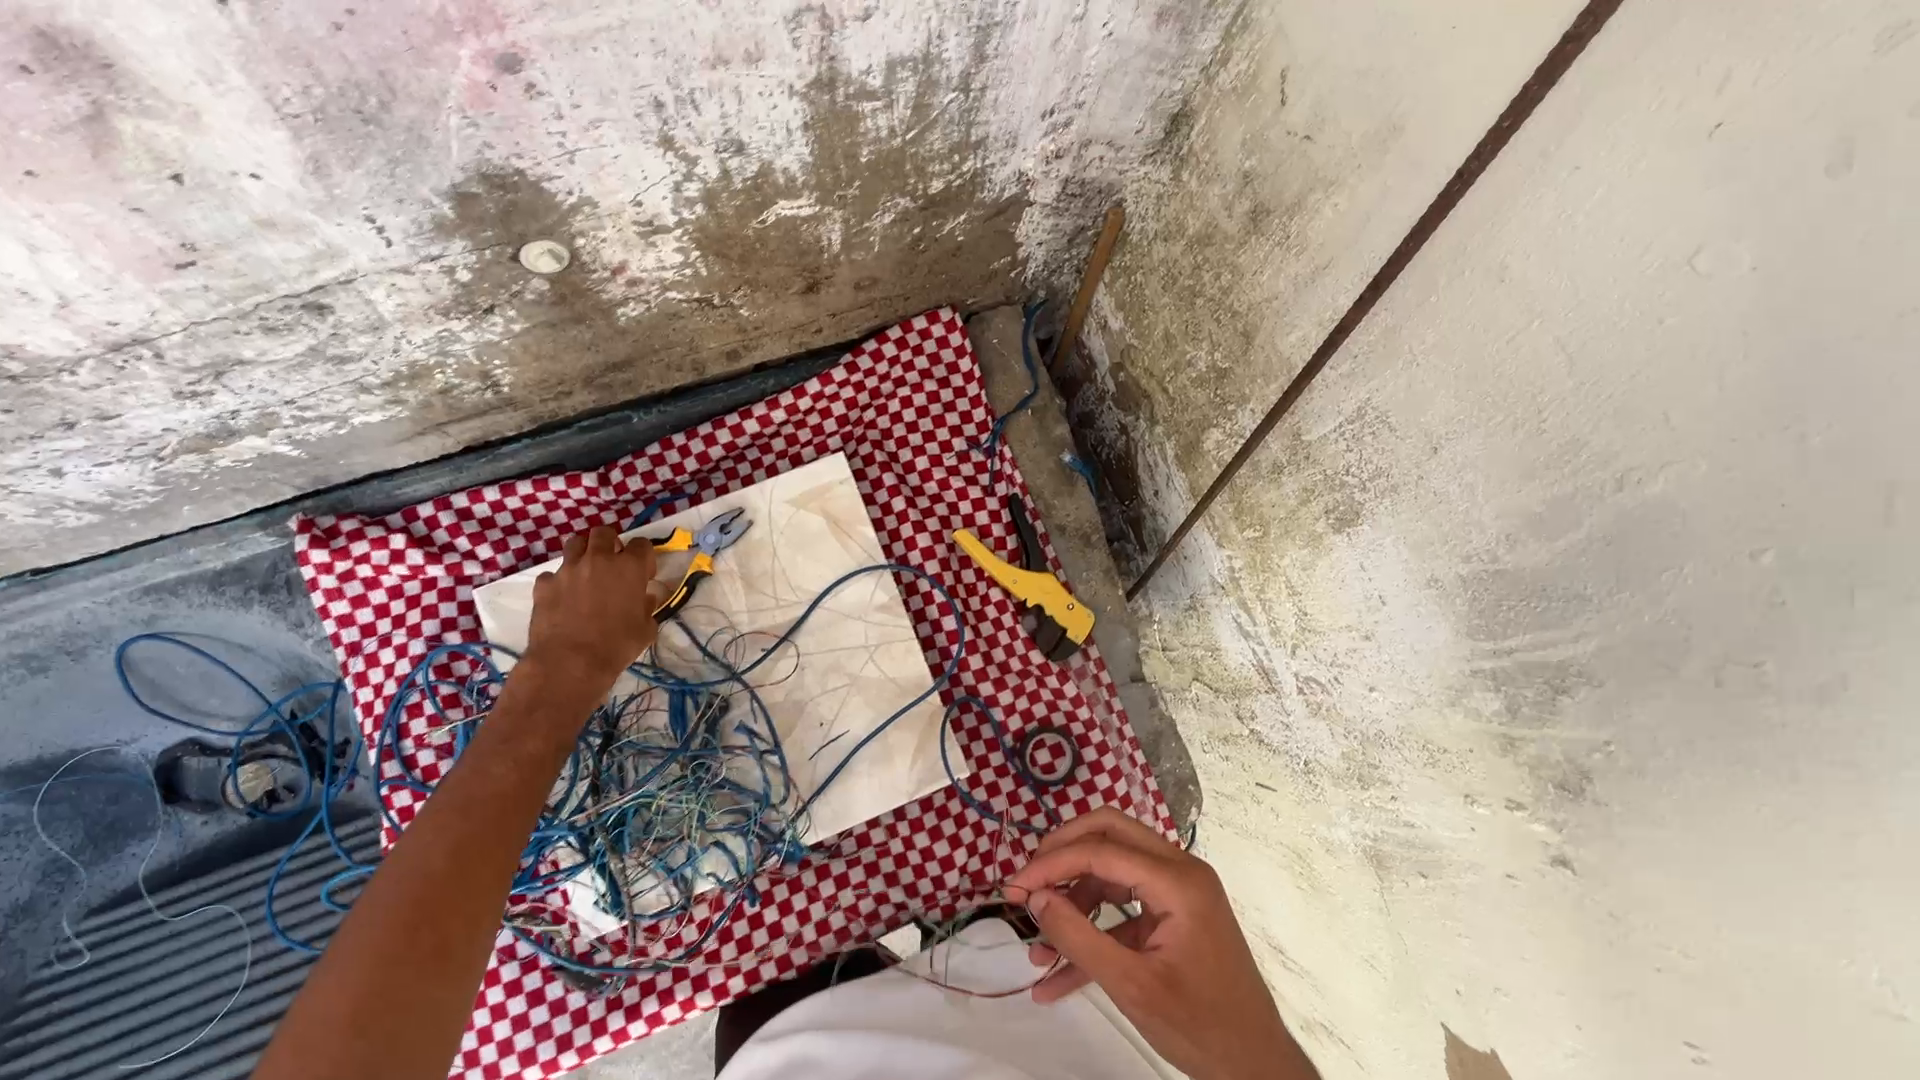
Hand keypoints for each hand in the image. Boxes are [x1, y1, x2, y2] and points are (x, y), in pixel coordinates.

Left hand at [521, 526, 659, 695]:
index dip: (644, 557)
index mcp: (629, 567)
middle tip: (612, 564)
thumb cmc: (617, 646)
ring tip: (586, 573)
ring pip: (575, 543)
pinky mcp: (544, 583)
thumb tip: (644, 598)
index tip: (644, 574)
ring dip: (583, 553)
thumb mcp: (646, 629)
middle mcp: (598, 560)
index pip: (642, 544)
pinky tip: (563, 598)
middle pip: (604, 533)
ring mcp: (568, 569)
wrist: (571, 662)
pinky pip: (553, 574)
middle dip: (610, 543)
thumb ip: (647, 607)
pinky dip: (559, 582)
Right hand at [1004, 809, 1318, 1079]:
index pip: (1101, 850)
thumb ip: (1078, 938)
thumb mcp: (1131, 986)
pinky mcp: (1172, 918)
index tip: (1013, 888)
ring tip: (1037, 944)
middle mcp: (1180, 872)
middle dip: (1062, 855)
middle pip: (1109, 834)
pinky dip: (1092, 932)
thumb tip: (1034, 898)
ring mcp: (1178, 893)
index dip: (1051, 864)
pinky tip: (1056, 975)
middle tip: (1027, 881)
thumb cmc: (1200, 1026)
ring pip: (1112, 871)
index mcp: (1178, 880)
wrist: (1254, 1067)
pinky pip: (1123, 910)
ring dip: (1073, 901)